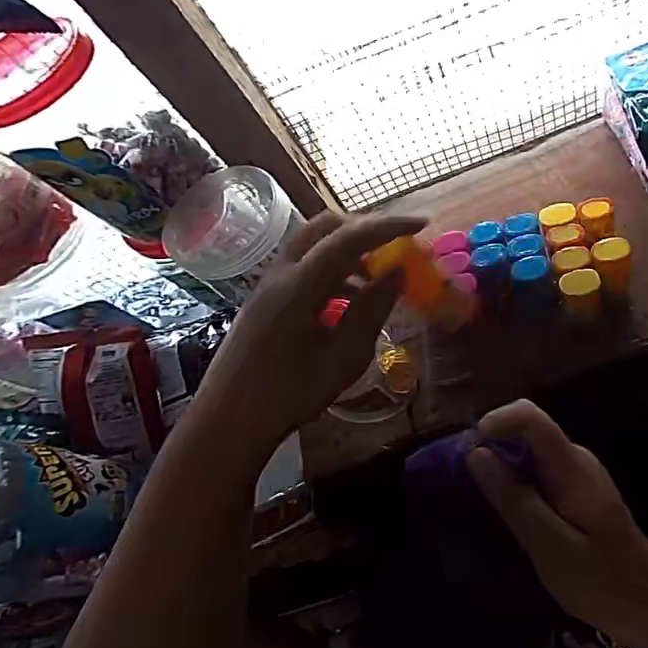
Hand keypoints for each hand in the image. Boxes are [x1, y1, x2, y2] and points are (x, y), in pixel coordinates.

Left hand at [192, 211, 426, 450]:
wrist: (228, 422)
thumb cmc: (288, 396)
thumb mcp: (343, 358)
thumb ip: (371, 311)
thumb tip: (396, 274)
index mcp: (298, 286)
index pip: (347, 238)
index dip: (387, 227)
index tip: (420, 225)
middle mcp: (279, 275)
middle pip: (322, 229)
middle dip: (362, 230)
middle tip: (394, 247)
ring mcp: (267, 287)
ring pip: (311, 249)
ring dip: (346, 255)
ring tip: (376, 284)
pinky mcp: (264, 303)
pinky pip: (302, 271)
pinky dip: (330, 274)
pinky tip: (348, 305)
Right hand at [465, 400, 647, 638]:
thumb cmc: (603, 581)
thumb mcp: (551, 547)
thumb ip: (514, 499)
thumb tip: (476, 455)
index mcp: (572, 467)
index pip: (530, 417)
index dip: (495, 422)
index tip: (469, 455)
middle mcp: (575, 459)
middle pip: (525, 431)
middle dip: (491, 451)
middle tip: (473, 494)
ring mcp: (577, 473)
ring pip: (528, 452)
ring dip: (501, 472)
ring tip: (490, 512)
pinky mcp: (574, 490)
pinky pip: (536, 471)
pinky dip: (516, 486)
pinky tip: (514, 521)